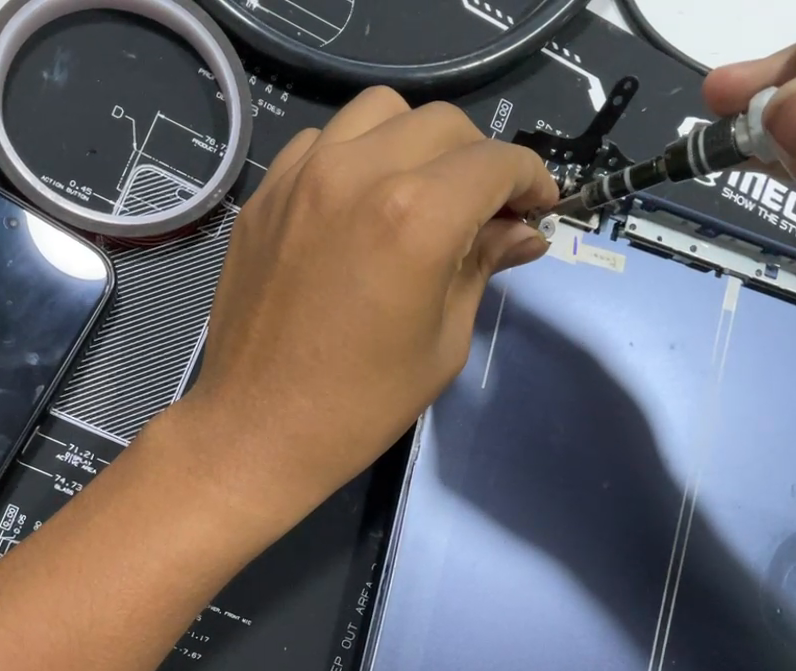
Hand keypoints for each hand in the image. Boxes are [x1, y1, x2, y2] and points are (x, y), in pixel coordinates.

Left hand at [161, 88, 556, 528]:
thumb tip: (522, 230)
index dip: (530, 181)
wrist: (258, 430)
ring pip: (379, 115)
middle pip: (443, 126)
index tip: (537, 208)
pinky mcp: (265, 195)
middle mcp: (358, 175)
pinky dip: (354, 156)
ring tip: (420, 196)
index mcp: (416, 217)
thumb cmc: (360, 406)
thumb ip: (483, 267)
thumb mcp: (443, 343)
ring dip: (416, 144)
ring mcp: (301, 177)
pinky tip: (357, 204)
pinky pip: (322, 142)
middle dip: (478, 162)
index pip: (495, 163)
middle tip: (483, 213)